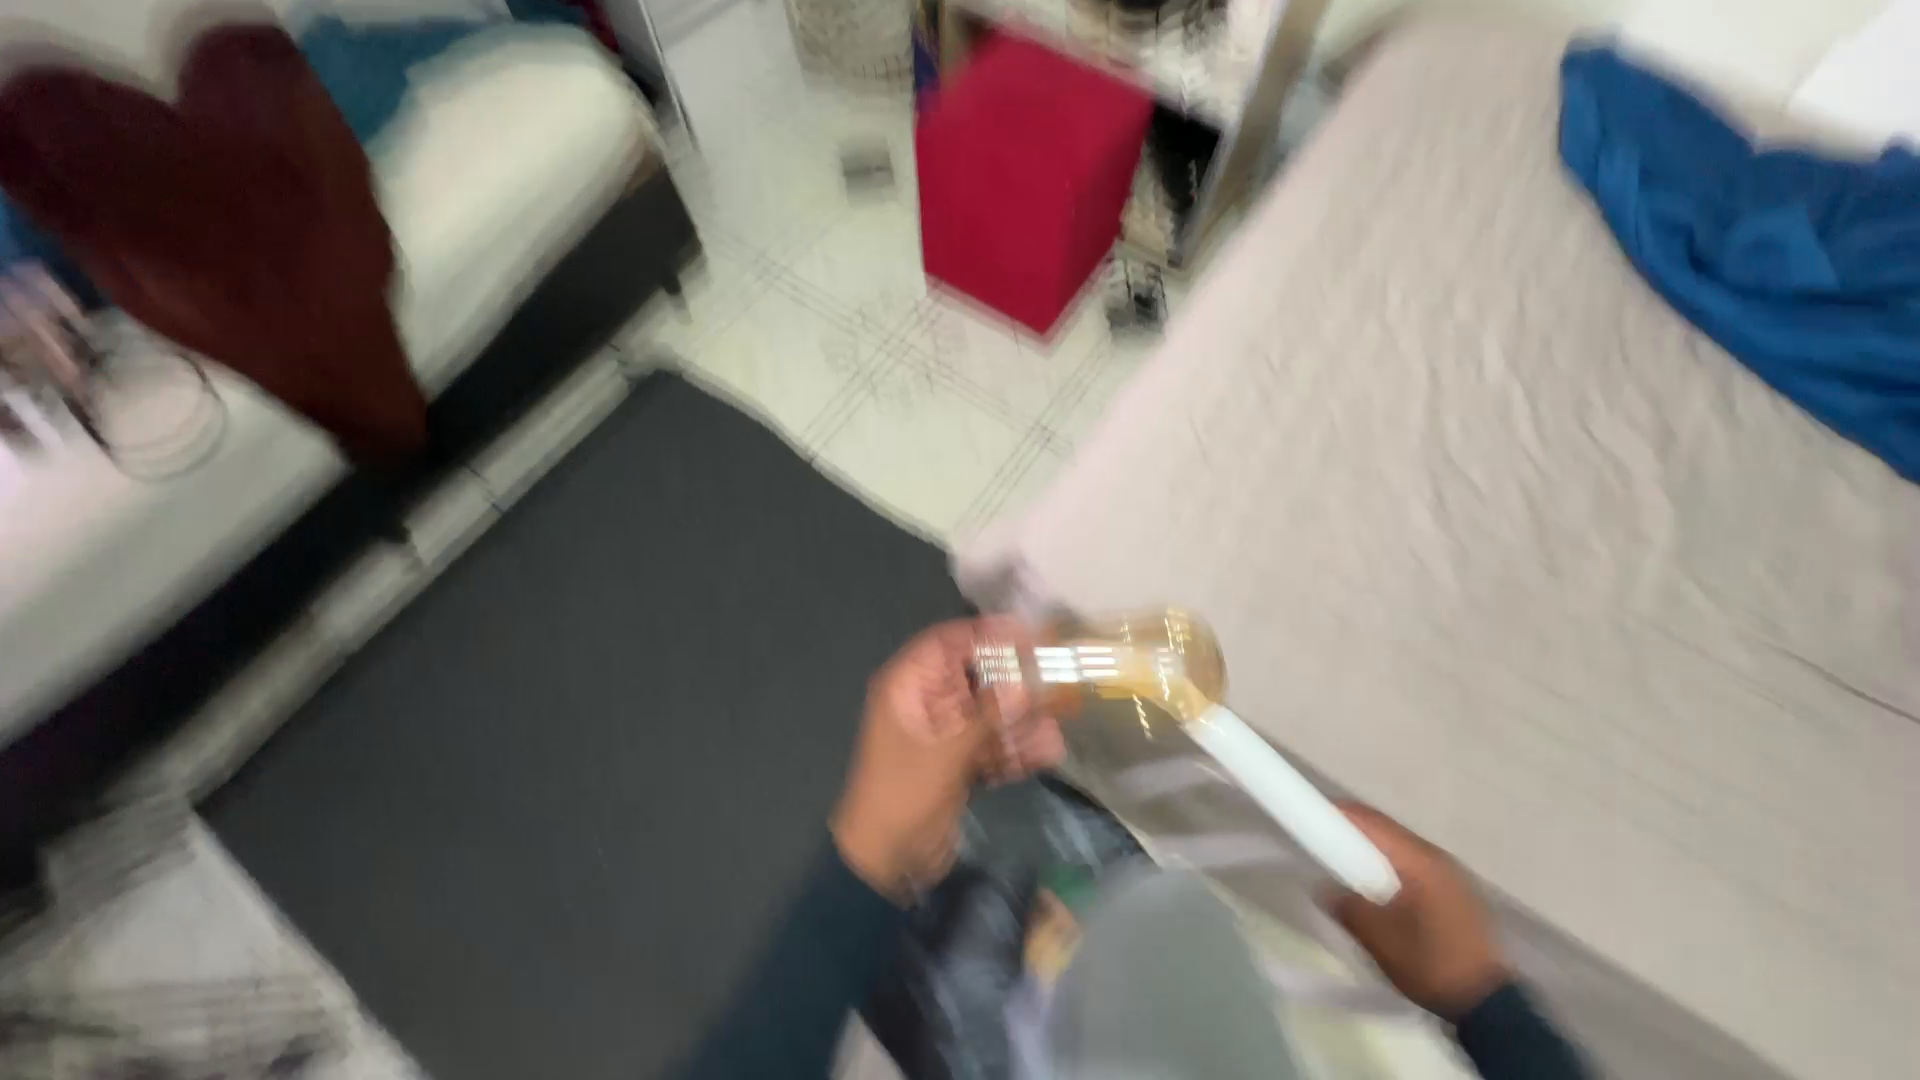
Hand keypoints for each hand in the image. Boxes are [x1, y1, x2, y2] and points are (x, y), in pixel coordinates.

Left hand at [830, 618, 1068, 902]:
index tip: (1030, 634)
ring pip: (989, 714)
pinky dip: (1016, 748)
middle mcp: (926, 704)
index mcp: (907, 687)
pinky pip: (991, 746)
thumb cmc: (903, 795)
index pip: (948, 643)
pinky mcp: (957, 765)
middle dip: (1015, 680)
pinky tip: (1048, 751)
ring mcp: (943, 736)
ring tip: (1061, 720)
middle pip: (976, 677)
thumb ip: (988, 716)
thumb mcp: (946, 753)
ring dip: (1023, 718)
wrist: (884, 863)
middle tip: (1059, 676)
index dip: (987, 635)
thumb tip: (1026, 684)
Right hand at [1322, 802, 1510, 1021]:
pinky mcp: (1457, 893)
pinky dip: (1391, 866)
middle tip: (1321, 842)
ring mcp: (1452, 875)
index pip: (1371, 822)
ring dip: (1373, 851)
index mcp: (1419, 860)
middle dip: (1352, 832)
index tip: (1308, 815)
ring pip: (1401, 848)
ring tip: (1346, 865)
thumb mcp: (1377, 937)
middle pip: (1386, 830)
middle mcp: (1438, 858)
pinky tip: (1379, 888)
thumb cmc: (1429, 964)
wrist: (1490, 1006)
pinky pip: (1415, 866)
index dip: (1337, 814)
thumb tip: (1326, 887)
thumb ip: (1346, 905)